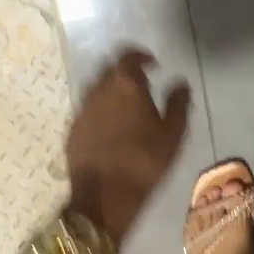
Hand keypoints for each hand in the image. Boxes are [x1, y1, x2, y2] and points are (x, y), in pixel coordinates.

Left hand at [64, 49, 192, 245]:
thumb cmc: (144, 162)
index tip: (153, 64)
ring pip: (96, 88)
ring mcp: (82, 110)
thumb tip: (180, 83)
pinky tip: (111, 125)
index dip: (141, 56)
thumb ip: (178, 103)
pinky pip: (88, 109)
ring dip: (111, 90)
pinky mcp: (72, 130)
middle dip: (125, 71)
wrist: (103, 198)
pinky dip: (100, 109)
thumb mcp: (173, 134)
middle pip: (109, 69)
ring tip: (127, 104)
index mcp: (125, 85)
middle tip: (141, 82)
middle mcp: (99, 90)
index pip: (129, 56)